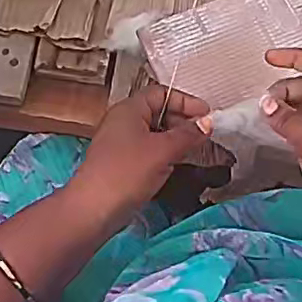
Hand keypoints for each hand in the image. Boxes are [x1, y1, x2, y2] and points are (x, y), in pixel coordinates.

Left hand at [66, 83, 210, 224]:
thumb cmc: (126, 172)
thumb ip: (188, 135)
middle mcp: (123, 121)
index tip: (207, 115)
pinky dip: (165, 153)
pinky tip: (178, 164)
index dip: (185, 101)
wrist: (94, 208)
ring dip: (176, 139)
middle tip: (204, 135)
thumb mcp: (162, 150)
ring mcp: (121, 143)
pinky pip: (148, 150)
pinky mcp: (122, 163)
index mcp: (129, 109)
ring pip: (154, 133)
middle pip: (158, 111)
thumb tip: (207, 123)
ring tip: (196, 149)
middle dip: (183, 121)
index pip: (161, 93)